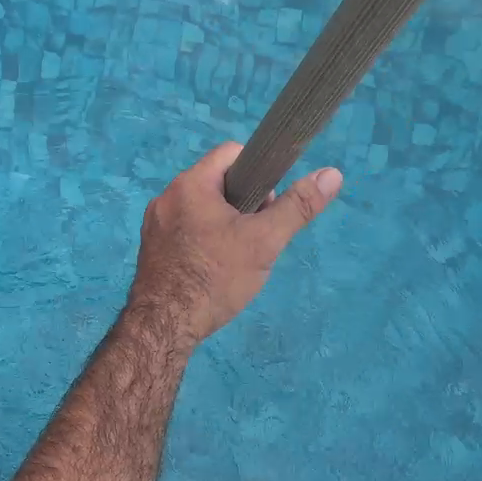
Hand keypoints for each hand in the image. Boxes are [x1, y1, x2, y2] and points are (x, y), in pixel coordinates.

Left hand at [126, 142, 341, 344]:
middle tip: (254, 237)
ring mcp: (153, 227)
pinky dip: (202, 242)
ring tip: (235, 257)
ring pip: (199, 211)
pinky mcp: (149, 251)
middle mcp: (164, 199)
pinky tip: (212, 270)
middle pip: (215, 183)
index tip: (267, 206)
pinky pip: (183, 233)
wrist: (164, 327)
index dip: (258, 172)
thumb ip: (298, 206)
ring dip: (223, 225)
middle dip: (242, 203)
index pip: (231, 154)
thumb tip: (332, 174)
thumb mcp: (264, 241)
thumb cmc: (215, 278)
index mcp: (189, 185)